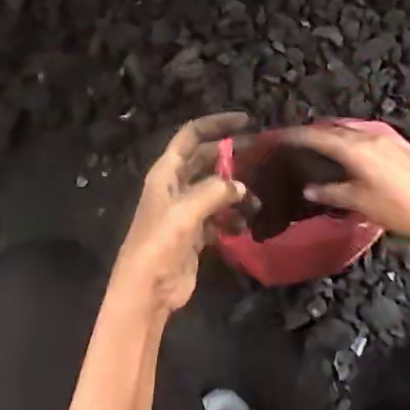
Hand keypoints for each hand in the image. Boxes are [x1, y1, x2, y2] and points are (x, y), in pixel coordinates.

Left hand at [111, 112, 251, 311]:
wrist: (147, 289)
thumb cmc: (159, 244)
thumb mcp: (185, 212)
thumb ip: (214, 192)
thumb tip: (240, 186)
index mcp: (165, 172)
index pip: (191, 135)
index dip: (216, 124)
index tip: (245, 120)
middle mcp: (174, 185)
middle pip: (205, 160)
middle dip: (231, 156)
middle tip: (263, 155)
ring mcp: (184, 210)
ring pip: (215, 189)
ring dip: (236, 192)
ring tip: (257, 200)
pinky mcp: (194, 233)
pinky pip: (218, 217)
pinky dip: (233, 218)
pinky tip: (246, 226)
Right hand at [281, 121, 409, 250]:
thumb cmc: (398, 210)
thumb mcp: (359, 203)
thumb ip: (331, 193)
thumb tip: (308, 189)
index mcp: (354, 149)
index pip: (317, 136)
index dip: (296, 135)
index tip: (280, 136)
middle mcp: (368, 136)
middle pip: (334, 127)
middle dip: (314, 131)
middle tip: (298, 139)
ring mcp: (387, 138)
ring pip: (352, 127)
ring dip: (334, 131)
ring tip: (322, 141)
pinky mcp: (401, 145)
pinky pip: (368, 132)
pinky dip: (353, 135)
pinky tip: (353, 146)